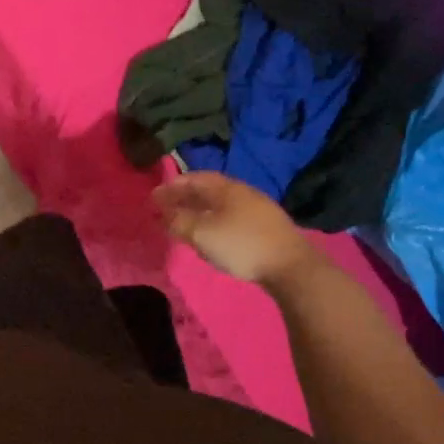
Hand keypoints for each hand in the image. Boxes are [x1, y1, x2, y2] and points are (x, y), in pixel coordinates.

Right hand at [153, 171, 323, 286]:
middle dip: (183, 198)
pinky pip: (230, 217)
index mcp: (226, 188)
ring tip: (182, 222)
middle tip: (164, 209)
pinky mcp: (263, 227)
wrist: (289, 266)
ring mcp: (256, 210)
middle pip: (207, 190)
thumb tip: (161, 212)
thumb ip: (178, 221)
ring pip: (219, 205)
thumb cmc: (241, 244)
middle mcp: (242, 193)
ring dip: (198, 210)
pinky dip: (212, 221)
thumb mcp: (201, 233)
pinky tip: (208, 234)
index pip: (194, 178)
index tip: (154, 196)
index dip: (172, 185)